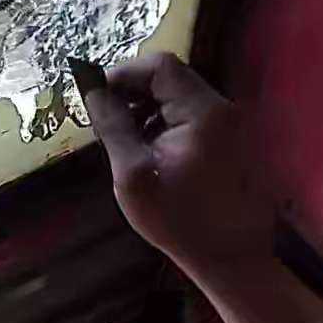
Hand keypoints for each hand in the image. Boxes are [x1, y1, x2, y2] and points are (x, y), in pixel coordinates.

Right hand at [82, 52, 273, 278]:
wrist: (229, 257)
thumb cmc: (178, 219)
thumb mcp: (133, 174)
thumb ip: (113, 126)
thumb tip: (93, 90)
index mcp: (202, 111)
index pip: (159, 66)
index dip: (123, 74)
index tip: (95, 98)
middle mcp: (220, 108)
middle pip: (169, 78)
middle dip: (131, 92)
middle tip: (104, 121)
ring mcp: (227, 123)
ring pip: (176, 96)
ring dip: (144, 109)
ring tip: (122, 140)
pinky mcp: (226, 139)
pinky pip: (187, 115)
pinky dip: (161, 123)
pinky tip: (145, 151)